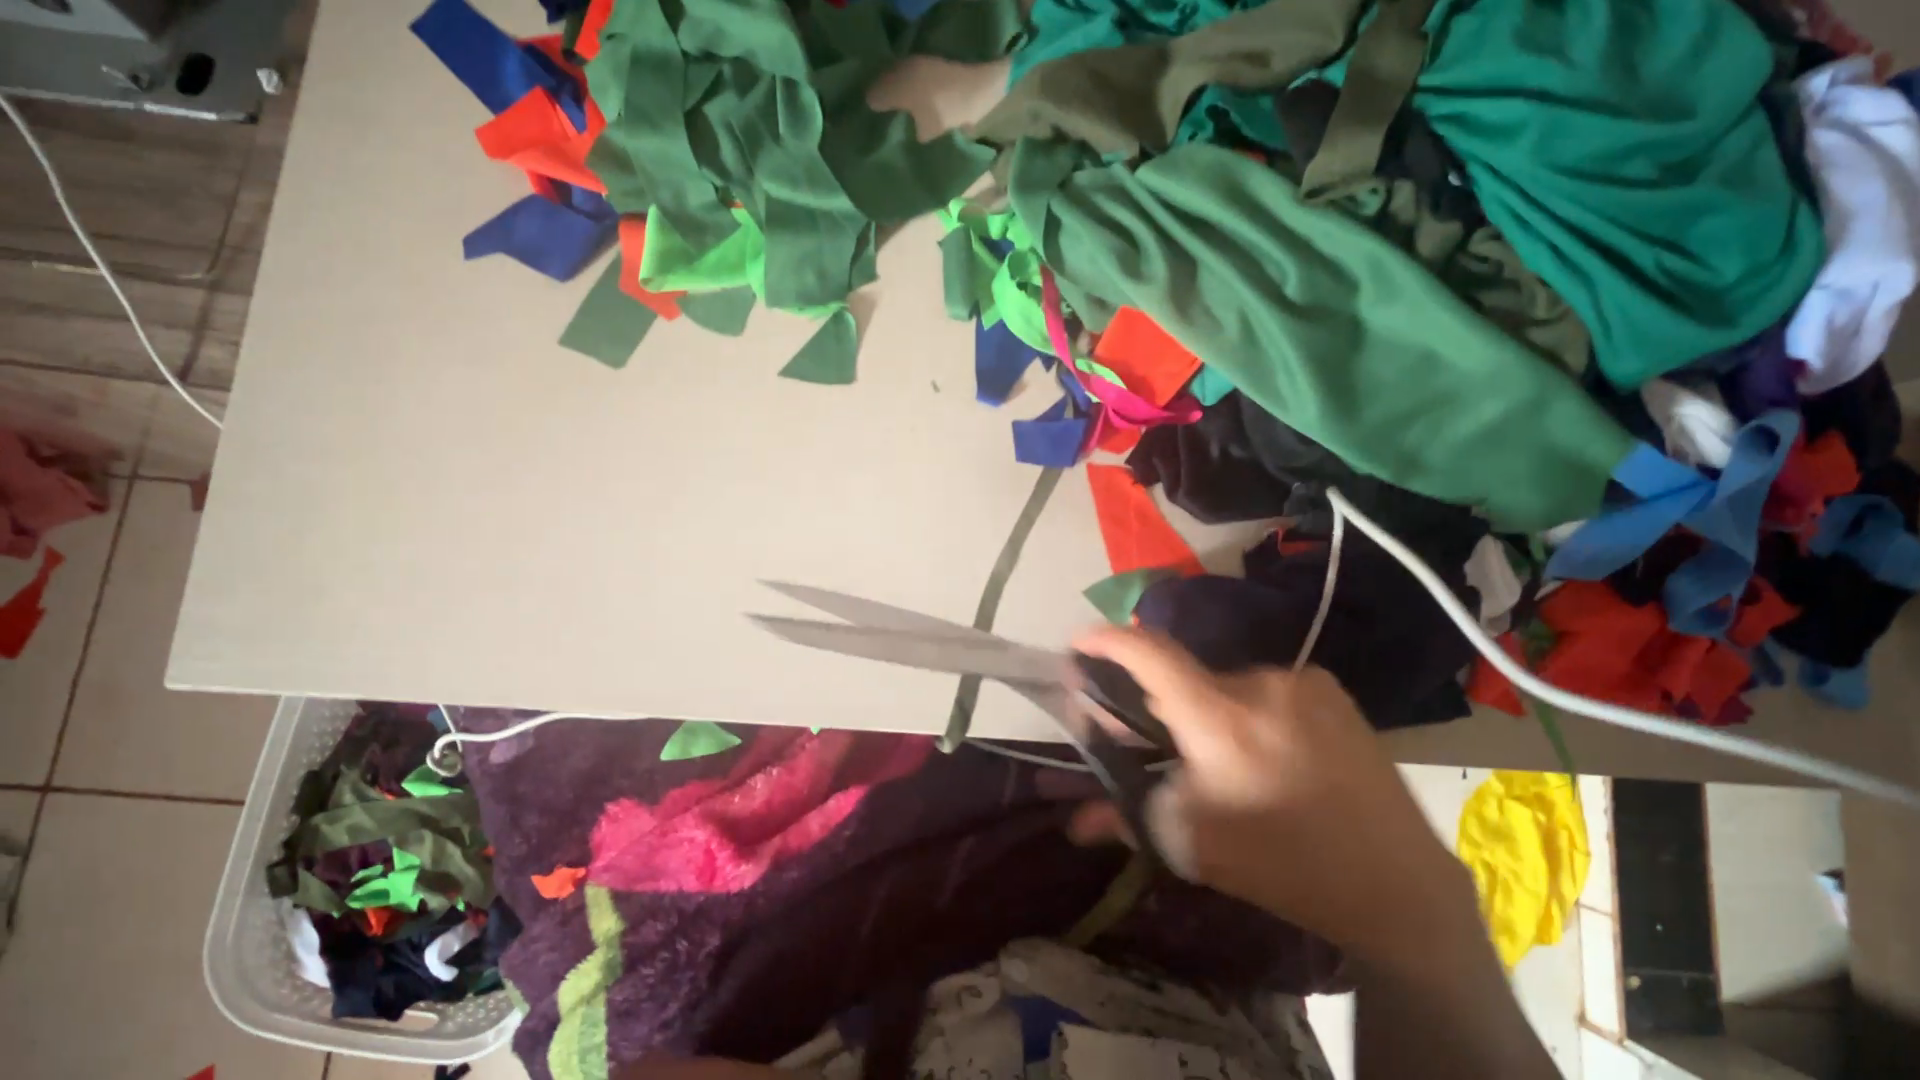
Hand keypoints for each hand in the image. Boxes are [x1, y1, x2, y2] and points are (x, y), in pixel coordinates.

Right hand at [1070, 625, 1479, 960]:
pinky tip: (1268, 755)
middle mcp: (1260, 683)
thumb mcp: (1193, 846)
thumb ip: (1125, 819)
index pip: (1150, 655)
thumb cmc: (1283, 865)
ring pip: (1229, 686)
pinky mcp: (1335, 693)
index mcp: (1220, 718)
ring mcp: (1303, 683)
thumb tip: (1073, 818)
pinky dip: (1251, 712)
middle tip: (1153, 741)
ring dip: (1209, 712)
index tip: (1078, 642)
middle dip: (1159, 703)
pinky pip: (1269, 690)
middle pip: (1187, 677)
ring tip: (1222, 762)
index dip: (1107, 641)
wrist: (1397, 882)